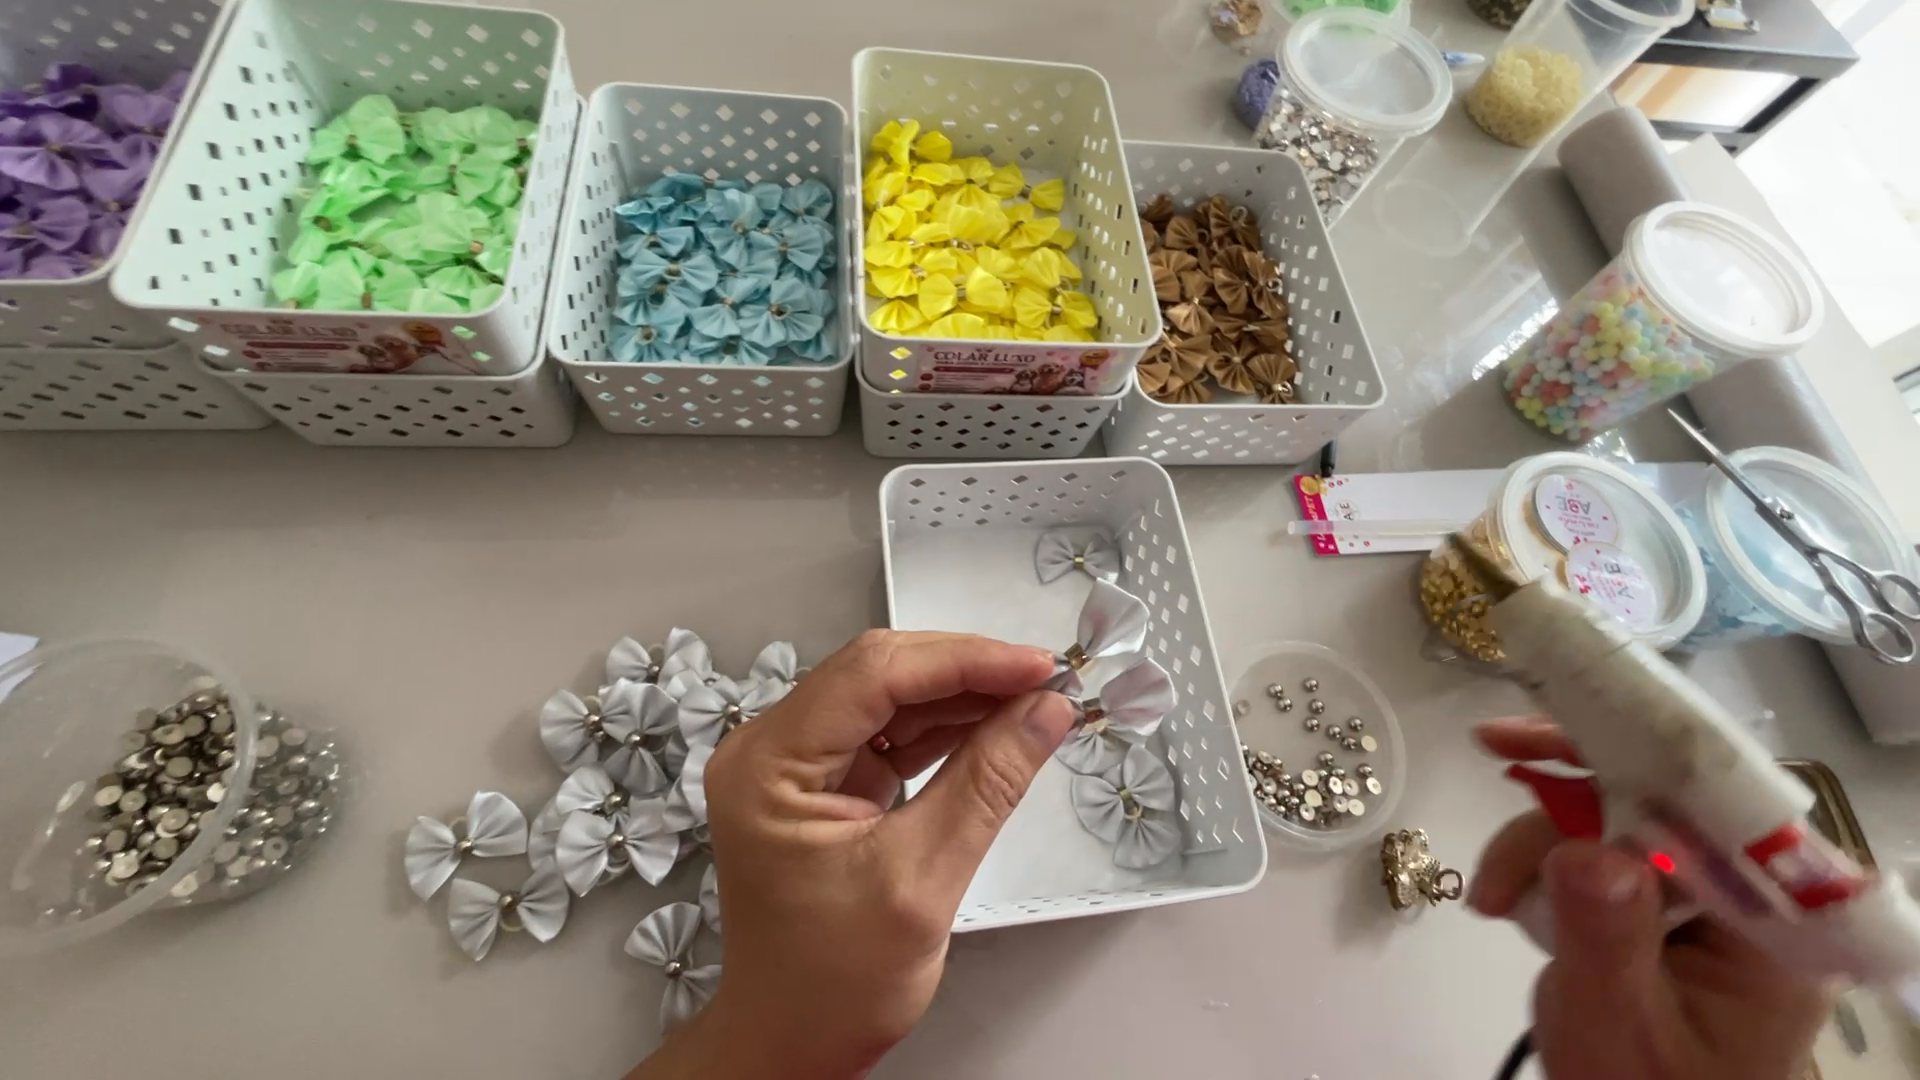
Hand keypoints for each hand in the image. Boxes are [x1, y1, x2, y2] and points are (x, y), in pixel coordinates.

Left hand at [632, 630, 1073, 1079]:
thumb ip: (987, 784)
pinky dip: (949, 725)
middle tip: (1044, 680)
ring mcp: (798, 756)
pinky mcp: (827, 773)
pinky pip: (893, 729)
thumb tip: (1047, 710)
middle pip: (881, 673)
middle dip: (967, 671)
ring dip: (965, 694)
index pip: (872, 675)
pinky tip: (997, 723)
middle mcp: (773, 744)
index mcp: (768, 763)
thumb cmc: (836, 983)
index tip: (1037, 665)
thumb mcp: (921, 882)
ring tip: (1033, 699)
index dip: (962, 660)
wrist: (794, 1040)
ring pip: (893, 695)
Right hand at [1468, 717, 1828, 1079]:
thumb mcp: (1617, 1020)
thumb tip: (1584, 851)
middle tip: (1491, 783)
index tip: (1535, 734)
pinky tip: (1507, 892)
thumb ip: (1605, 936)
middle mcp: (1745, 898)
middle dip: (1558, 802)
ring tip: (1490, 899)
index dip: (1631, 752)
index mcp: (1772, 927)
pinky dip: (1535, 857)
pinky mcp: (1653, 903)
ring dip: (1532, 843)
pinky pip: (1589, 845)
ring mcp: (1697, 898)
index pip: (1716, 806)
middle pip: (1647, 799)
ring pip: (1603, 817)